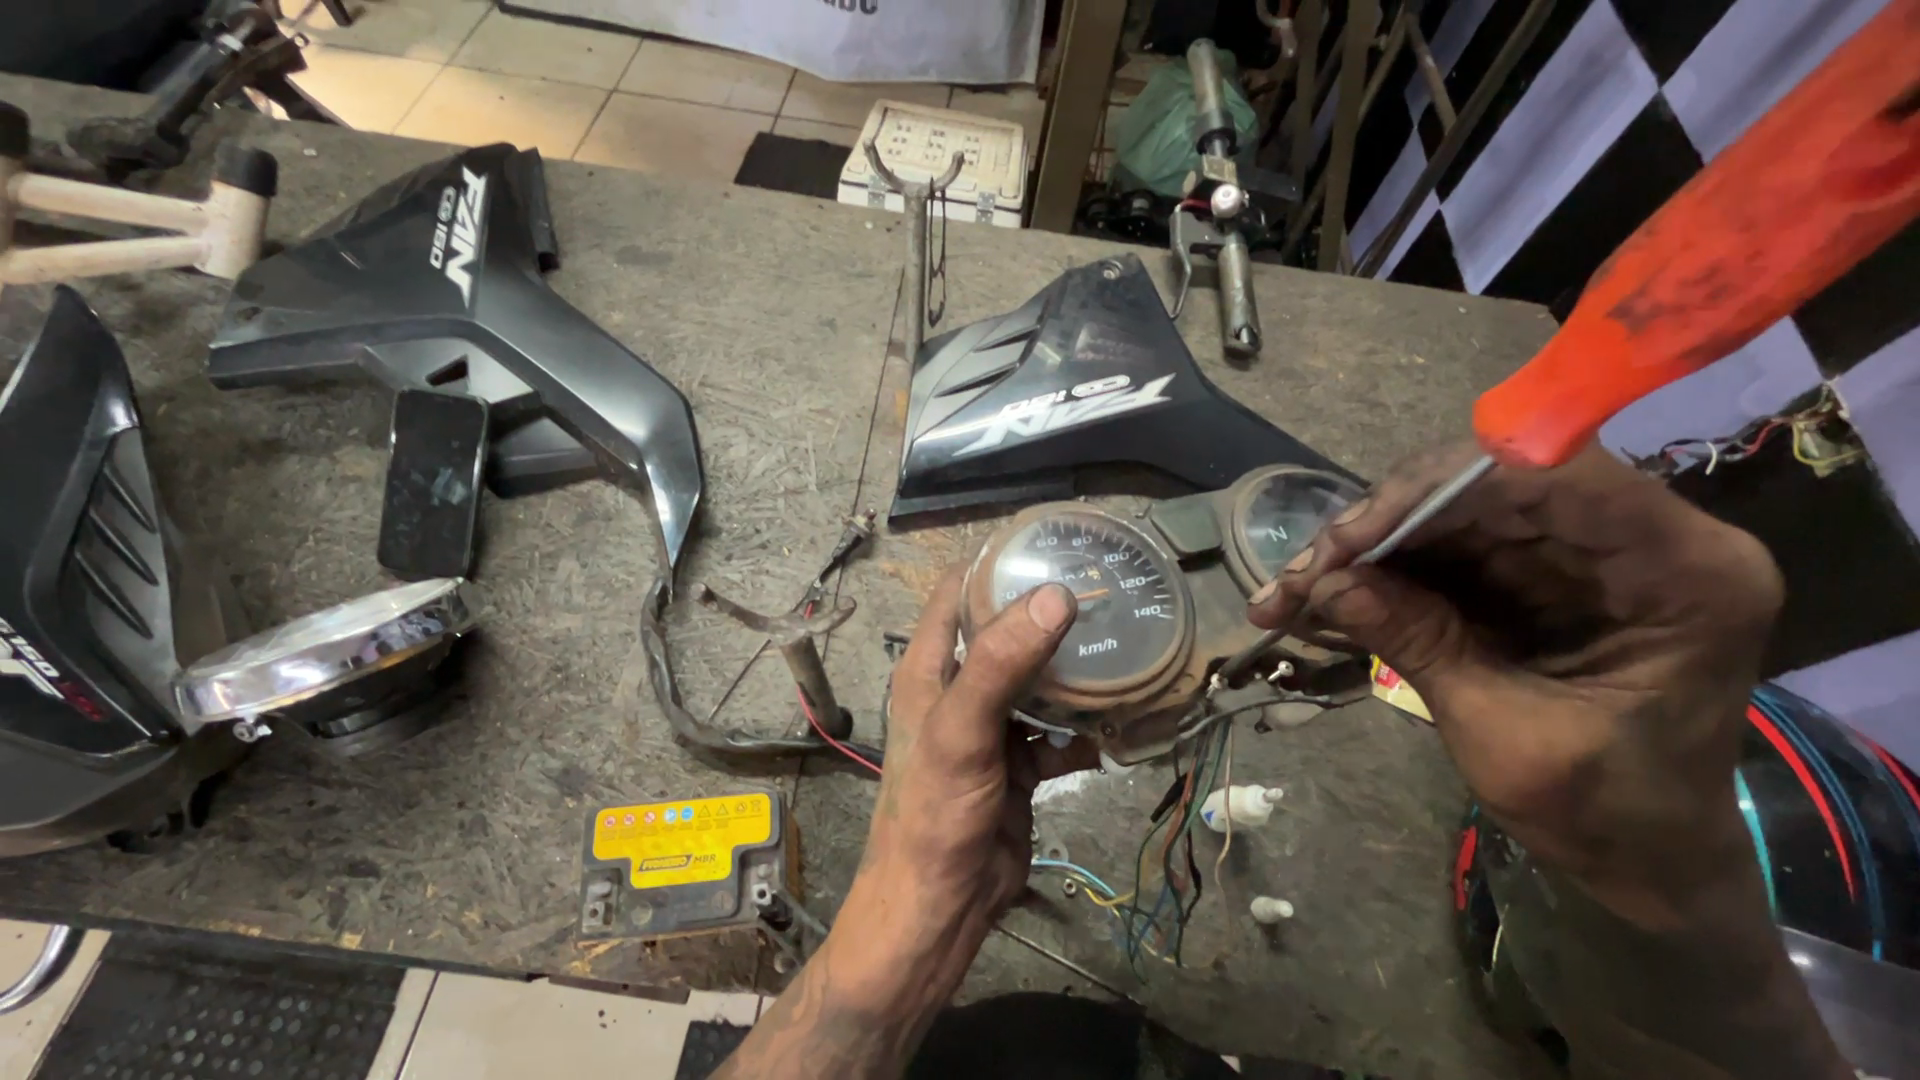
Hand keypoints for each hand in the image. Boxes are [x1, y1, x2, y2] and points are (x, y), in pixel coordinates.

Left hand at [852, 568, 1094, 940]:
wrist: (940, 904)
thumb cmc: (933, 811)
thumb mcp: (960, 730)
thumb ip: (1000, 664)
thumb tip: (1053, 597)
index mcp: (929, 667)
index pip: (956, 592)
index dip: (995, 564)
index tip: (1049, 545)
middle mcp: (959, 688)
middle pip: (1007, 633)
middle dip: (1050, 615)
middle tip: (1107, 593)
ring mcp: (991, 727)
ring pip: (1038, 683)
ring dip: (1074, 673)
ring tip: (1124, 649)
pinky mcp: (1018, 765)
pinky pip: (1057, 734)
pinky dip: (1083, 730)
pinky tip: (1117, 726)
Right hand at [1248, 442, 1783, 926]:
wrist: (1640, 857)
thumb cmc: (1608, 813)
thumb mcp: (1507, 736)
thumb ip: (1423, 646)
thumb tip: (1324, 582)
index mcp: (1683, 571)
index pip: (1553, 477)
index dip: (1437, 489)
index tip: (1348, 539)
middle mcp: (1630, 539)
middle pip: (1484, 487)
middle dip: (1380, 525)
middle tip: (1301, 574)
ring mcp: (1572, 552)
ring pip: (1447, 512)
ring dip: (1364, 548)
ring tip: (1291, 592)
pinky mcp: (1527, 571)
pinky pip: (1440, 547)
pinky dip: (1376, 570)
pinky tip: (1319, 596)